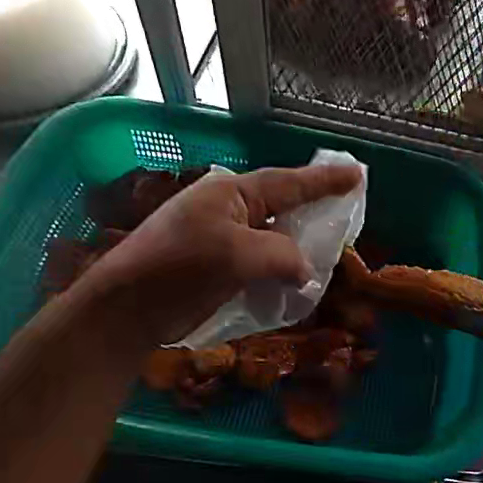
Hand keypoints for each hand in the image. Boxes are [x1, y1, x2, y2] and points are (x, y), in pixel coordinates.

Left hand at [64, 162, 362, 353]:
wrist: (125, 308)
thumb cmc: (179, 268)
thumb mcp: (238, 255)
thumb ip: (283, 256)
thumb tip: (306, 271)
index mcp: (232, 193)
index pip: (289, 183)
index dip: (325, 180)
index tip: (357, 174)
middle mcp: (228, 210)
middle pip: (282, 207)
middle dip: (314, 213)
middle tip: (345, 217)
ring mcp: (220, 239)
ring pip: (273, 238)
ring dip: (298, 248)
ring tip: (327, 256)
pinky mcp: (216, 268)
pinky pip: (260, 263)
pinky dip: (280, 271)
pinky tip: (294, 285)